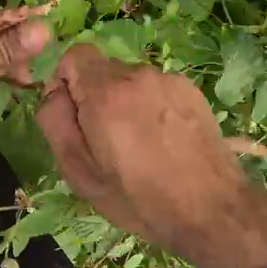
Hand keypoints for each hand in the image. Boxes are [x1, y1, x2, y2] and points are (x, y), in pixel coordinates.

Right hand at [35, 45, 266, 267]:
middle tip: (105, 141)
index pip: (74, 55)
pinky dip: (149, 107)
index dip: (65, 81)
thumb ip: (55, 124)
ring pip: (129, 81)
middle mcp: (138, 75)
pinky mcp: (192, 91)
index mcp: (106, 93)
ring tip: (137, 145)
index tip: (73, 116)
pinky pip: (155, 89)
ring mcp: (169, 81)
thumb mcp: (80, 172)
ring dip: (123, 103)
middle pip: (101, 70)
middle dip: (94, 97)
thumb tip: (53, 94)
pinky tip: (162, 142)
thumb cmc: (138, 199)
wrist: (213, 212)